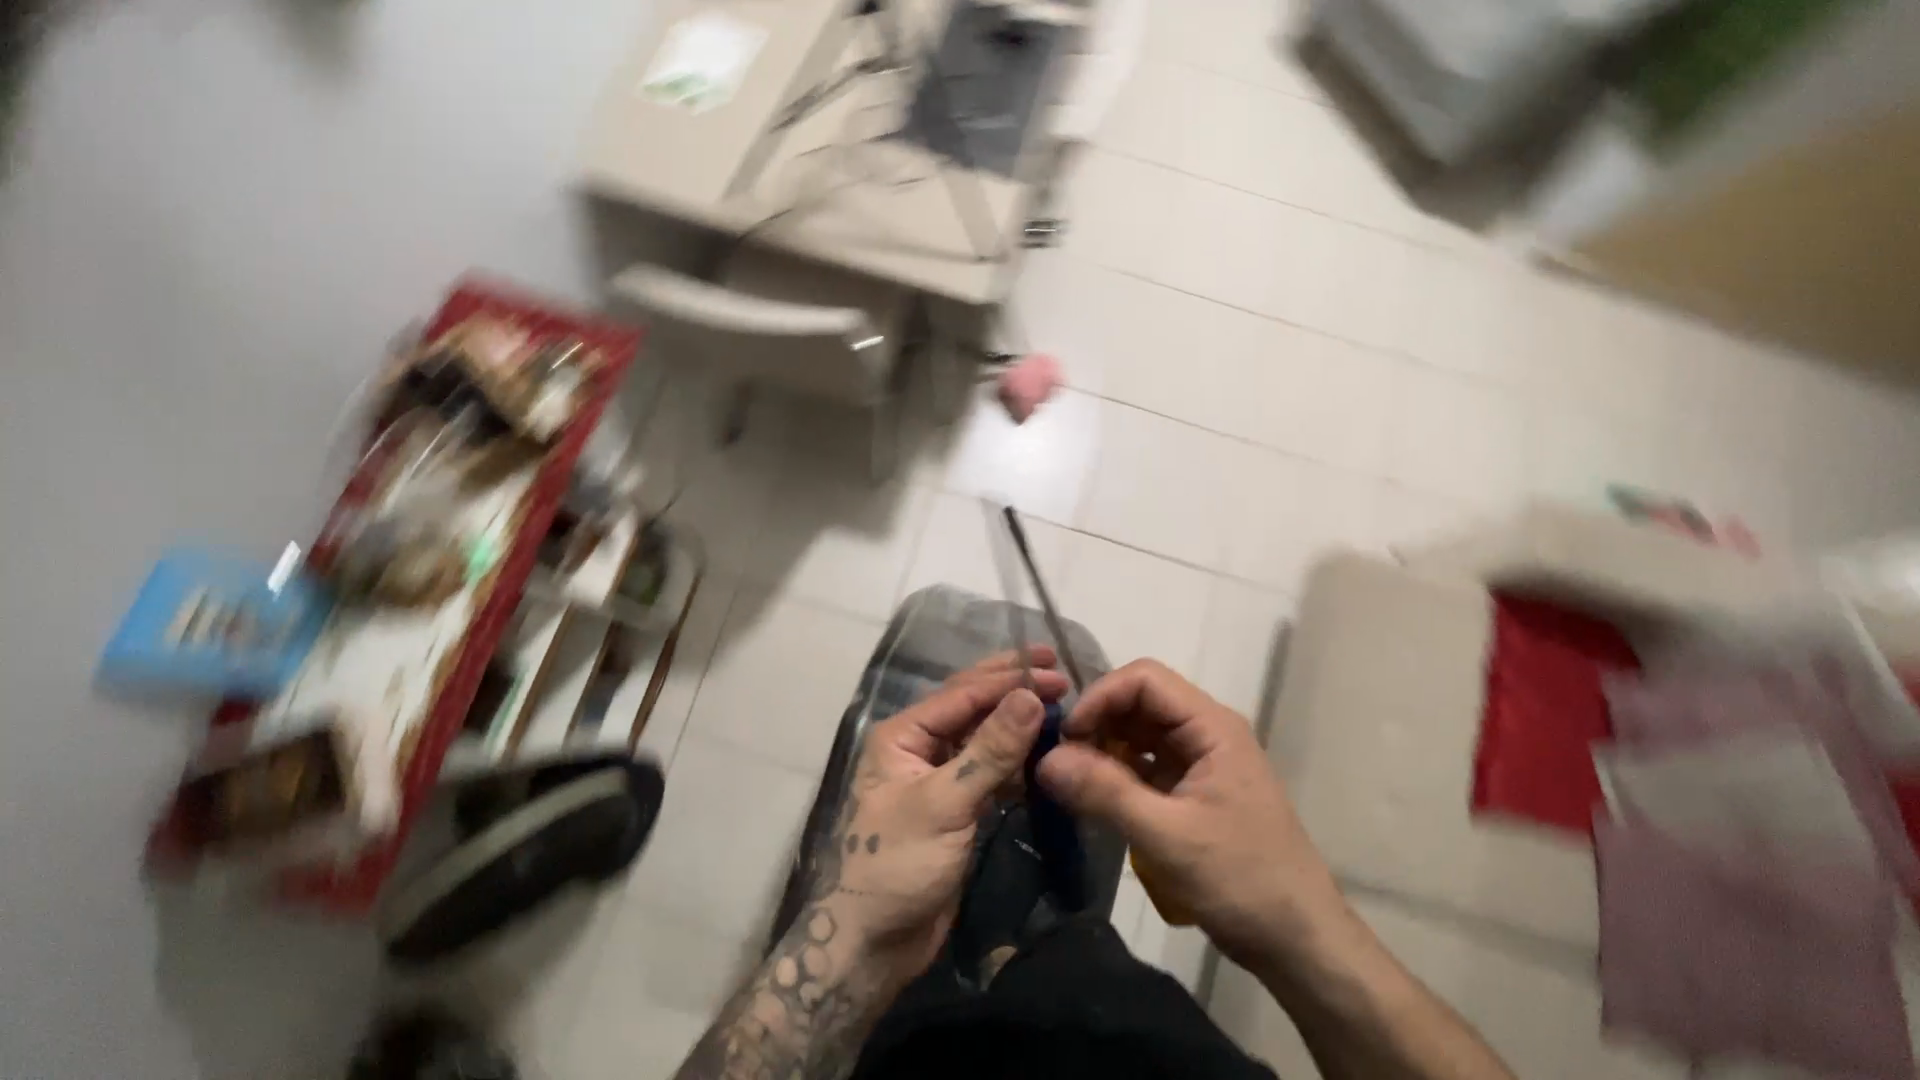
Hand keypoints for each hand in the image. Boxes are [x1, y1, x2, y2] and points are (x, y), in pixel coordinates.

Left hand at [805, 648, 1068, 988]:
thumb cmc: (897, 864)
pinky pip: (989, 772)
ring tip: (1060, 708)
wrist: (873, 942)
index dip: (1009, 679)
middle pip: (970, 707)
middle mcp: (918, 749)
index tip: (1055, 670)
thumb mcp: (944, 803)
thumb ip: (989, 750)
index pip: (963, 694)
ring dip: (1017, 723)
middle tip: (1057, 669)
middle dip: (1011, 687)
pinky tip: (1043, 755)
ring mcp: (937, 780)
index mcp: (903, 736)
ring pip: (982, 739)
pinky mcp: (955, 810)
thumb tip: (1030, 695)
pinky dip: (1015, 762)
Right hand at [1036, 660, 1350, 976]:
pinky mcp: (1194, 793)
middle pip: (1140, 703)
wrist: (1298, 940)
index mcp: (1212, 727)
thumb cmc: (1241, 879)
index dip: (1100, 697)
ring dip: (1103, 749)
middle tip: (1059, 761)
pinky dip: (1116, 775)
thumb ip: (1104, 792)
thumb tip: (1044, 759)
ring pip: (1140, 735)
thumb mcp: (1166, 836)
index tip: (1066, 737)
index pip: (1145, 679)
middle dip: (1097, 722)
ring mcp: (1202, 763)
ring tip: (1068, 781)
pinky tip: (1093, 799)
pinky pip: (1146, 766)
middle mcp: (1207, 733)